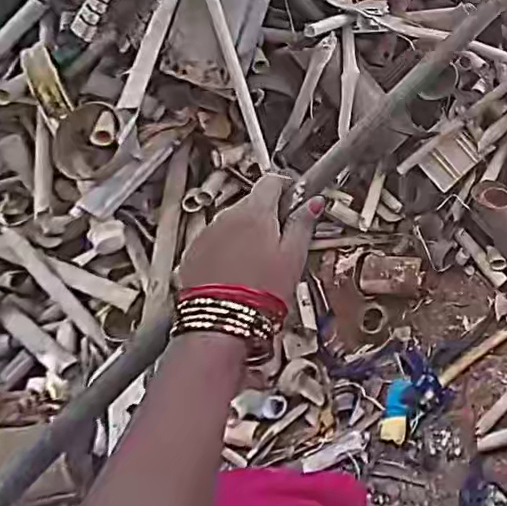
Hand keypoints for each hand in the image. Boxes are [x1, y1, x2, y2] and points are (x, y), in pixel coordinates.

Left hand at [176, 174, 319, 303]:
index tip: (295, 200)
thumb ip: (303, 223)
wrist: (220, 324)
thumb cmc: (260, 292)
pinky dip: (226, 249)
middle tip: (282, 240)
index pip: (272, 181)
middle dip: (267, 215)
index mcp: (256, 212)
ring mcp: (207, 235)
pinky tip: (238, 271)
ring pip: (232, 222)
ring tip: (259, 262)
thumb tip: (314, 203)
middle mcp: (227, 217)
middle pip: (252, 202)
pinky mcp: (192, 254)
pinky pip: (214, 241)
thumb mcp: (293, 255)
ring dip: (246, 232)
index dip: (287, 187)